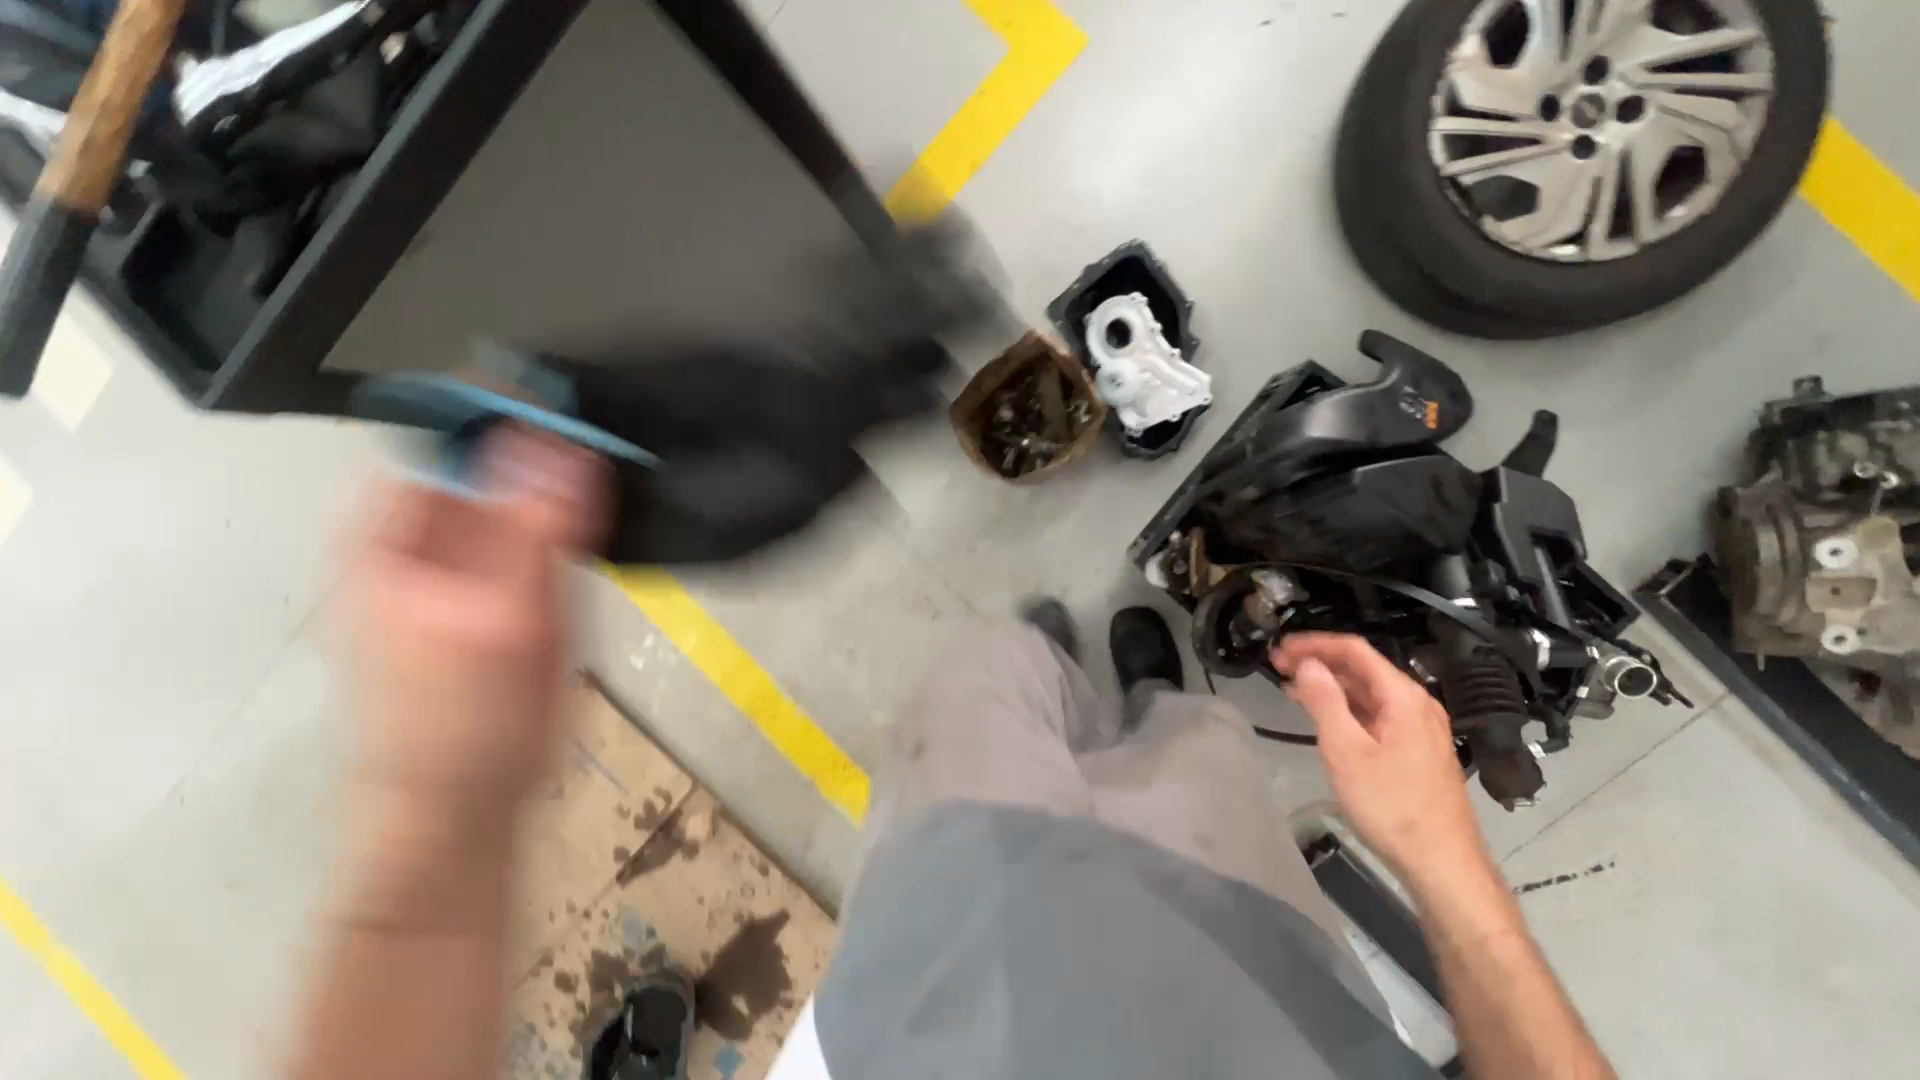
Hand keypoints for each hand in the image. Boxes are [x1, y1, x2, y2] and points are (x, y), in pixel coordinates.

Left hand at [347, 427, 606, 823]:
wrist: (472, 798)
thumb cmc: (461, 719)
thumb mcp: (497, 618)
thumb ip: (531, 529)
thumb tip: (558, 440)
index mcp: (392, 534)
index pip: (439, 439)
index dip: (494, 405)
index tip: (559, 385)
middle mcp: (431, 537)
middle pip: (488, 459)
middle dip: (546, 437)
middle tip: (607, 414)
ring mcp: (479, 561)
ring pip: (527, 492)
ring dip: (570, 473)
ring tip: (620, 446)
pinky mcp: (520, 588)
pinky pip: (551, 531)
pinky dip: (582, 513)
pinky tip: (616, 503)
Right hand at [1271, 633, 1488, 887]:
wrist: (1441, 862)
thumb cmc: (1390, 806)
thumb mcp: (1346, 751)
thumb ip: (1324, 701)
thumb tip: (1308, 664)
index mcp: (1403, 696)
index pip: (1354, 650)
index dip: (1314, 644)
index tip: (1280, 650)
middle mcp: (1416, 704)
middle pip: (1363, 669)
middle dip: (1319, 663)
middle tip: (1279, 667)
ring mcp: (1420, 727)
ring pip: (1369, 693)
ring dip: (1331, 686)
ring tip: (1293, 689)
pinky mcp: (1417, 750)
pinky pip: (1376, 714)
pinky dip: (1346, 708)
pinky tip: (1325, 719)